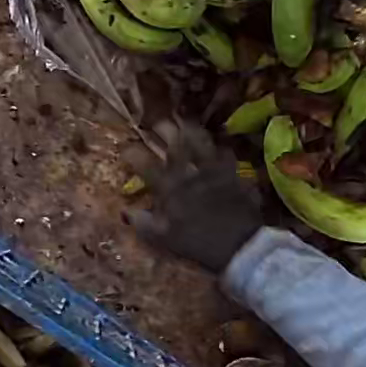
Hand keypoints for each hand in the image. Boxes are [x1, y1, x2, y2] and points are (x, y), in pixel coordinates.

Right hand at [130, 120, 263, 273]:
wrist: (239, 246)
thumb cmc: (197, 243)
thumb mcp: (164, 238)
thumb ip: (144, 223)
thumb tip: (126, 211)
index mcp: (170, 188)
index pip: (146, 165)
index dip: (133, 154)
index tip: (125, 148)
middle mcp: (190, 173)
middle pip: (175, 143)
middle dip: (164, 128)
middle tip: (157, 120)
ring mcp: (214, 170)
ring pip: (202, 142)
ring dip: (193, 131)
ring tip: (187, 123)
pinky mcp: (234, 174)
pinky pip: (227, 154)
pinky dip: (221, 149)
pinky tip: (220, 147)